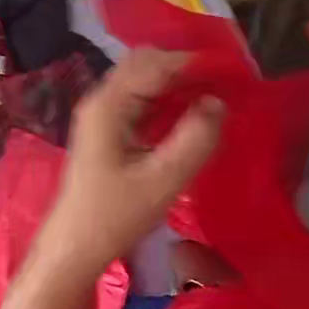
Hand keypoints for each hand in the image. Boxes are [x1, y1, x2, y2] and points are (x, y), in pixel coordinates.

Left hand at [34, 50, 224, 281]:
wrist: (74, 247)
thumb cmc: (113, 216)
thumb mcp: (162, 181)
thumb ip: (194, 139)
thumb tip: (219, 102)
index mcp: (109, 104)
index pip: (156, 64)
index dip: (195, 62)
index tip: (234, 70)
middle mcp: (102, 99)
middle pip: (147, 64)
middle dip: (187, 68)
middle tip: (227, 82)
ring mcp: (102, 113)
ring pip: (144, 80)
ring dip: (178, 83)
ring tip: (217, 95)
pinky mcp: (108, 129)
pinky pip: (141, 99)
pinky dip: (167, 99)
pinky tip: (192, 114)